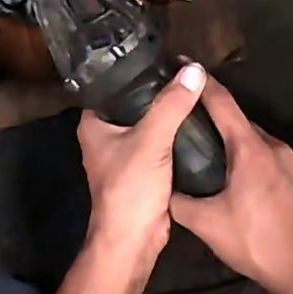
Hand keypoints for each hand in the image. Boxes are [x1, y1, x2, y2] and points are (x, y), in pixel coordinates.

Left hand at [76, 62, 207, 255]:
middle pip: (136, 103)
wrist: (134, 238)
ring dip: (170, 113)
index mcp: (94, 124)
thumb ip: (172, 104)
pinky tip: (198, 120)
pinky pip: (162, 142)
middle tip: (188, 70)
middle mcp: (106, 136)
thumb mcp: (151, 139)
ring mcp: (126, 153)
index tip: (165, 54)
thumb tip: (195, 69)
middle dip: (160, 90)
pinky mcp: (145, 169)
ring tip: (196, 88)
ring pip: (151, 123)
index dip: (136, 69)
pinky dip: (176, 134)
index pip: (113, 85)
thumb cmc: (130, 187)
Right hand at [169, 75, 292, 293]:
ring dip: (239, 145)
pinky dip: (259, 164)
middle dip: (217, 121)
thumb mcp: (206, 224)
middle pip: (242, 124)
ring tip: (217, 158)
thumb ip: (179, 201)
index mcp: (250, 150)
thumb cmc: (254, 243)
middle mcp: (277, 148)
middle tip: (192, 125)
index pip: (223, 104)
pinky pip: (277, 163)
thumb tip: (161, 189)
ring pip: (261, 144)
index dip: (203, 83)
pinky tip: (249, 186)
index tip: (186, 65)